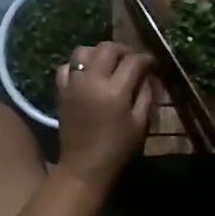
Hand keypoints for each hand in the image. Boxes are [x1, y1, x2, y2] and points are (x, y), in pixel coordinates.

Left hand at [55, 43, 156, 188]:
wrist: (84, 167)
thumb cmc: (117, 149)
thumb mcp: (140, 124)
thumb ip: (145, 95)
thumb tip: (147, 77)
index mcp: (115, 90)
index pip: (134, 61)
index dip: (146, 59)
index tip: (153, 63)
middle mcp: (92, 80)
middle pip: (107, 48)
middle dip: (123, 49)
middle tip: (132, 59)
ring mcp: (74, 84)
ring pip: (83, 51)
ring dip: (98, 52)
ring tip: (108, 63)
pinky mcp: (62, 92)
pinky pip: (66, 67)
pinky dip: (77, 65)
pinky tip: (87, 74)